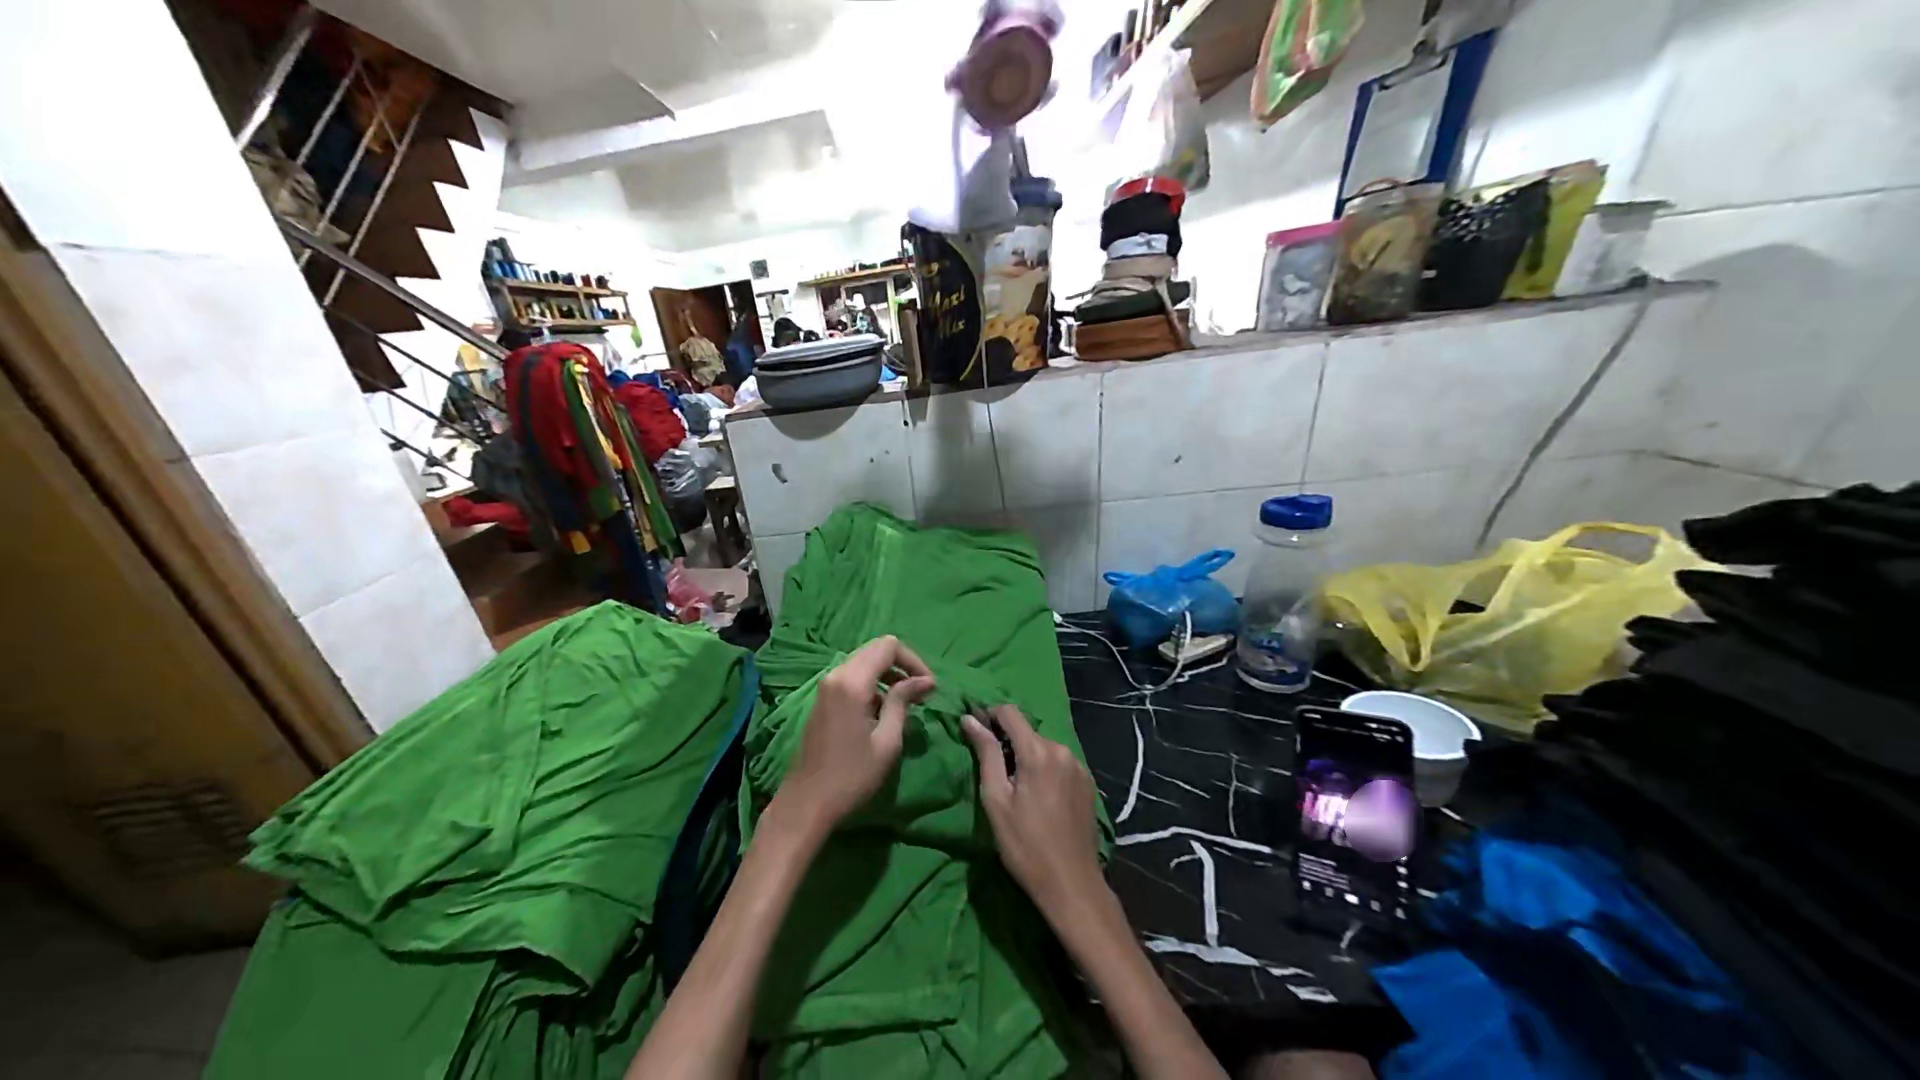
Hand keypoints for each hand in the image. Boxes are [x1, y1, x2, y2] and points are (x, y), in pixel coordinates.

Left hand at [776, 635, 936, 831]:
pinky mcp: (823, 699)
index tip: (929, 686)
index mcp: (852, 682)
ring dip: (888, 675)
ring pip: (863, 662)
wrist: (807, 802)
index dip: (913, 660)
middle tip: (921, 692)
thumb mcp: (887, 741)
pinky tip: (884, 711)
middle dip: (902, 665)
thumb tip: (925, 681)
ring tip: (907, 702)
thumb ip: (903, 702)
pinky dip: (873, 684)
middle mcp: (836, 675)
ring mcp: (826, 687)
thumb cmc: (852, 776)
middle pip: (875, 649)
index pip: (888, 646)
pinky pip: (852, 678)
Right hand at [960, 705, 1106, 914]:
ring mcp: (1079, 766)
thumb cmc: (1025, 845)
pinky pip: (1059, 762)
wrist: (1071, 884)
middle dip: (1007, 741)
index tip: (976, 732)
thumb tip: (970, 720)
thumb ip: (985, 753)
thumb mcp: (996, 799)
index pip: (1010, 712)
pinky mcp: (1087, 782)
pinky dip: (1044, 768)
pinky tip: (1038, 797)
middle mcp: (1062, 750)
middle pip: (1027, 731)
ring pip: (1044, 747)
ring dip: (1026, 756)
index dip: (989, 716)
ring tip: (1015, 787)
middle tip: (992, 771)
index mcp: (1038, 752)